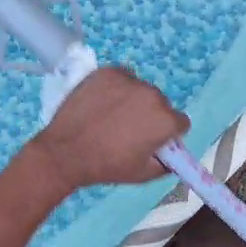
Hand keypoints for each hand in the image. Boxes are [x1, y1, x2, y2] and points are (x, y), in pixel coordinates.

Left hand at [26, 67, 188, 191]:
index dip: (167, 134)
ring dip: (132, 100)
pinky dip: (116, 88)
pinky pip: (122, 77)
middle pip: (160, 104)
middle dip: (149, 115)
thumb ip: (166, 165)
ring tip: (109, 117)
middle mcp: (153, 95)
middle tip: (127, 130)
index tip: (151, 140)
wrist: (65, 152)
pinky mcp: (108, 72)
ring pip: (140, 89)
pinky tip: (101, 103)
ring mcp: (129, 80)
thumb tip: (172, 156)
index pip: (180, 122)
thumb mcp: (143, 174)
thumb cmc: (106, 166)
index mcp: (165, 120)